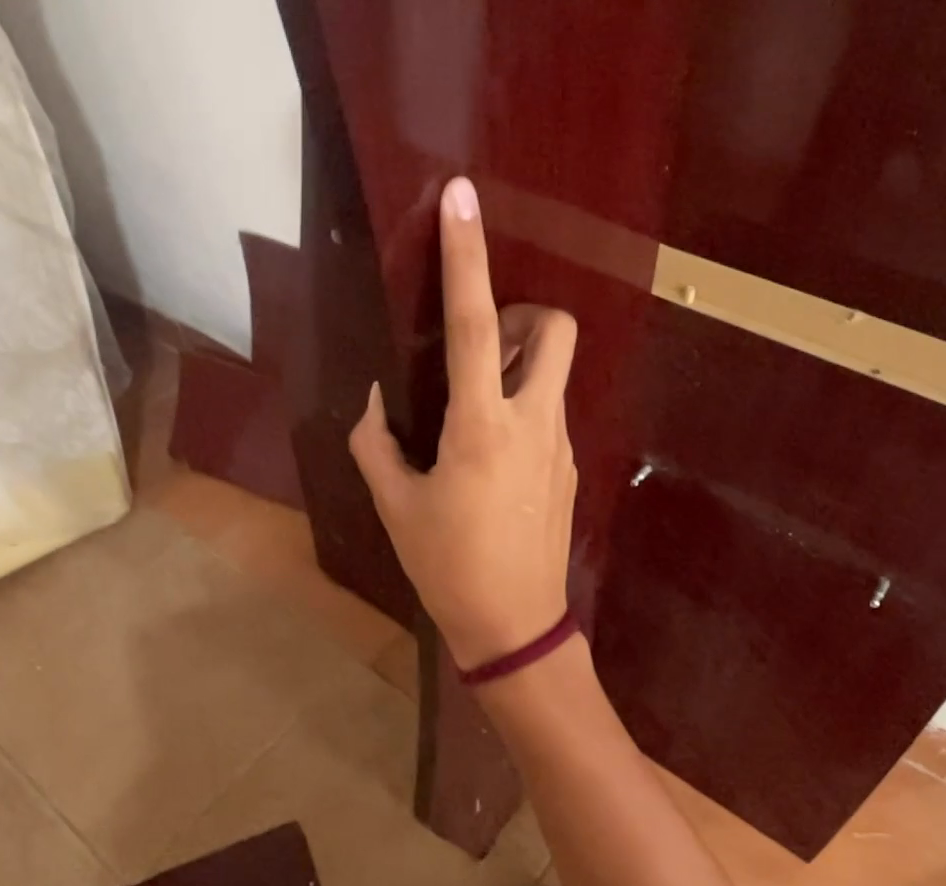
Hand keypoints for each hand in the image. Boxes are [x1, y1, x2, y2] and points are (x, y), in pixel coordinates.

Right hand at [349, 176, 579, 669]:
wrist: (515, 626)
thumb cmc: (447, 567)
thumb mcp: (394, 505)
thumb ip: (377, 442)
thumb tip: (375, 400)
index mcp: (482, 426)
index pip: (476, 323)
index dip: (467, 257)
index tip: (464, 199)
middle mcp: (533, 423)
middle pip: (556, 328)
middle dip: (524, 315)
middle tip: (486, 348)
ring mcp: (560, 446)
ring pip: (555, 373)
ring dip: (521, 367)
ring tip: (477, 411)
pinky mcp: (570, 469)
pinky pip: (550, 415)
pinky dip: (523, 410)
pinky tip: (492, 461)